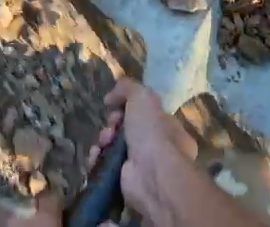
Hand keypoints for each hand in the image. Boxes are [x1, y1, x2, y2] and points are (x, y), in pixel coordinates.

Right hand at [89, 79, 198, 223]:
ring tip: (105, 141)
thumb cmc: (154, 134)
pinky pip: (107, 165)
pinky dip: (99, 158)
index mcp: (172, 132)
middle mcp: (160, 152)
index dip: (129, 107)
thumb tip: (111, 97)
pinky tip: (97, 154)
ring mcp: (143, 169)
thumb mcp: (143, 97)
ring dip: (104, 140)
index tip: (116, 105)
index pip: (148, 115)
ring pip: (115, 147)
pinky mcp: (126, 182)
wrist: (152, 177)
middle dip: (114, 124)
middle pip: (128, 130)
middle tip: (111, 125)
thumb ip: (128, 87)